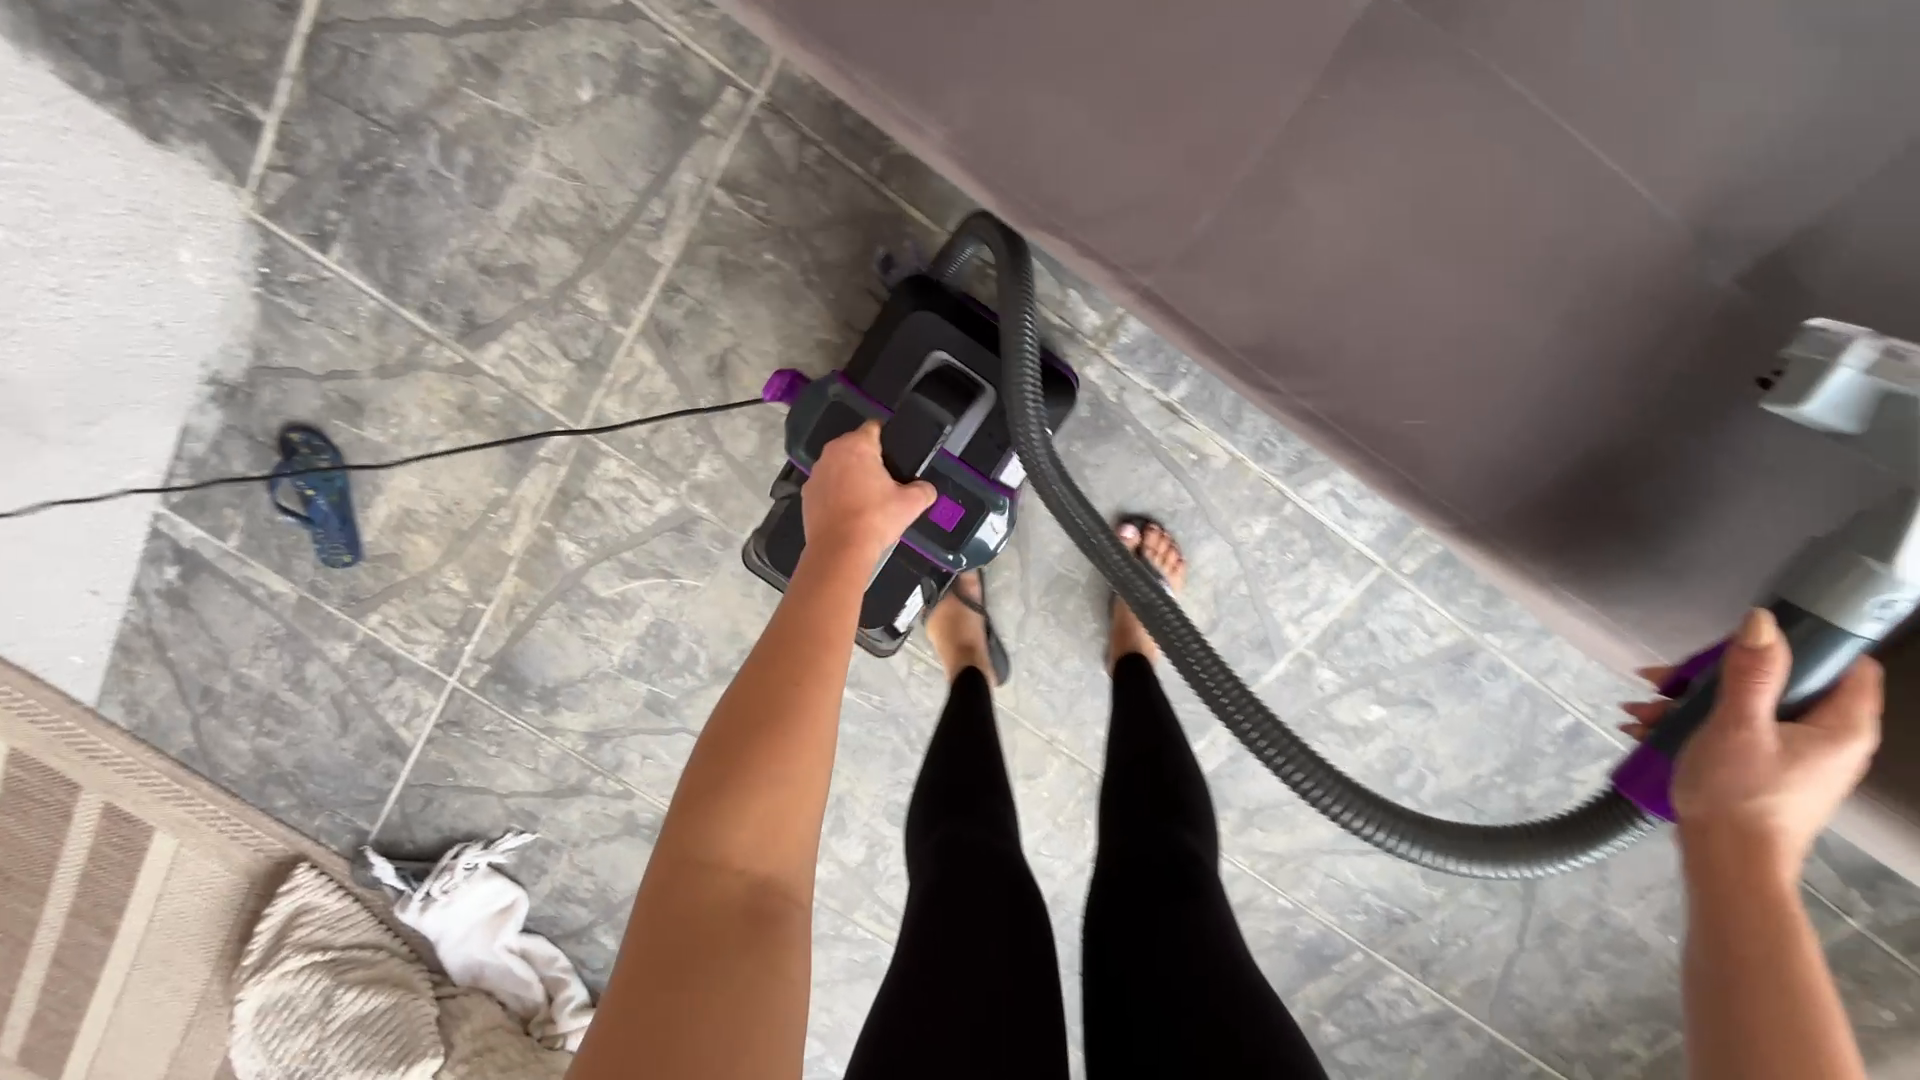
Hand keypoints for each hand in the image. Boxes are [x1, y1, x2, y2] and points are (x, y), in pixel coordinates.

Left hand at [801, 421, 935, 564]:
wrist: (839, 550)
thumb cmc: (875, 519)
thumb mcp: (911, 504)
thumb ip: (924, 490)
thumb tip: (927, 489)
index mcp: (857, 446)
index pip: (874, 427)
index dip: (888, 438)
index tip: (896, 455)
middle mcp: (832, 453)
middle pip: (854, 446)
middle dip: (868, 458)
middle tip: (886, 480)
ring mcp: (815, 473)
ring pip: (838, 466)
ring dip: (850, 475)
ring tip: (866, 498)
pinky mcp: (806, 494)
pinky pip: (827, 486)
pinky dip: (836, 493)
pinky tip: (848, 511)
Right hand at [1622, 608, 1882, 877]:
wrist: (1727, 861)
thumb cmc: (1739, 792)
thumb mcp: (1737, 725)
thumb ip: (1752, 673)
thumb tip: (1762, 619)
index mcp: (1841, 727)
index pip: (1846, 665)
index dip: (1804, 644)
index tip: (1745, 641)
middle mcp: (1827, 739)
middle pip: (1782, 684)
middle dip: (1717, 676)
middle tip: (1666, 678)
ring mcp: (1795, 757)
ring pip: (1748, 708)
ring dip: (1691, 702)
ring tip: (1642, 709)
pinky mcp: (1764, 771)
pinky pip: (1733, 732)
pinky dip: (1692, 726)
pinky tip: (1647, 728)